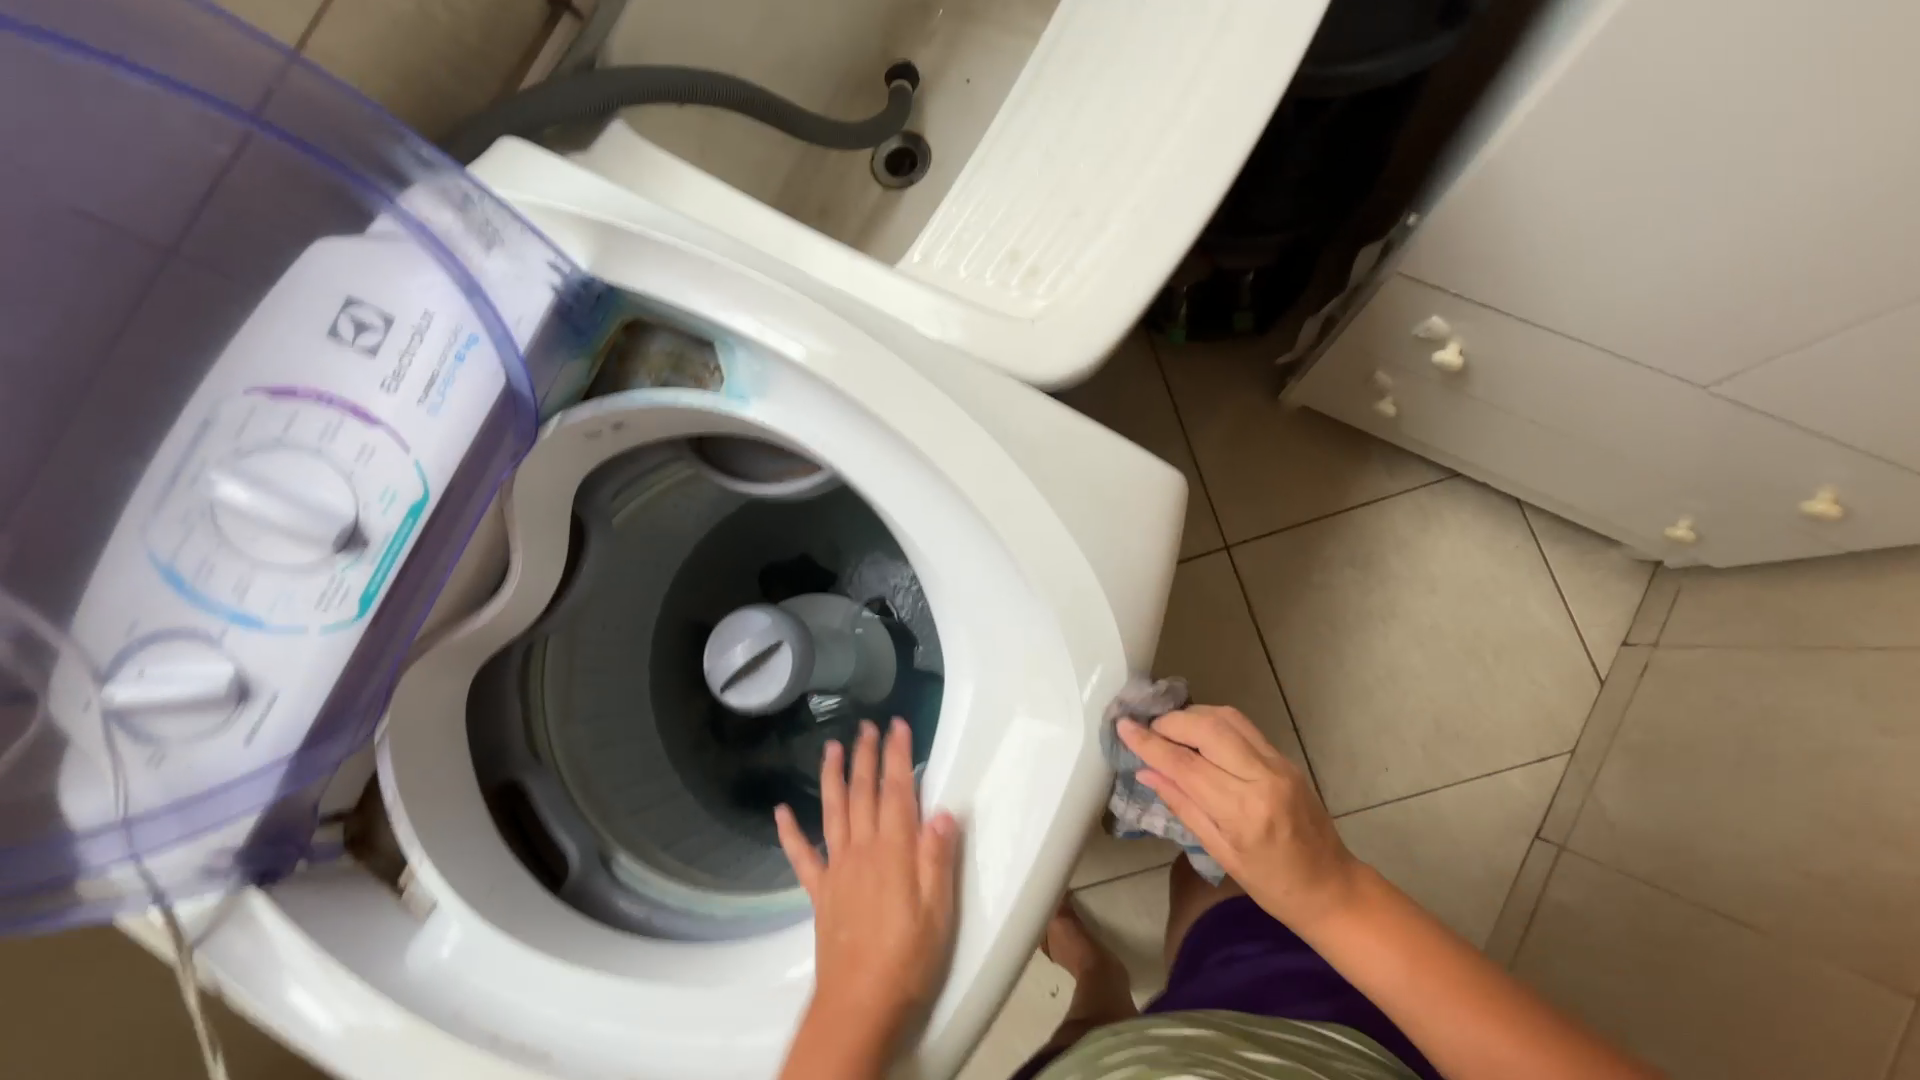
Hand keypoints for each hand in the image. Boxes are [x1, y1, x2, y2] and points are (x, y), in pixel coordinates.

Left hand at [776, 718, 959, 1054]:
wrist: (859, 1004)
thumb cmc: (908, 958)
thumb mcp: (939, 910)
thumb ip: (938, 857)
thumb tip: (944, 809)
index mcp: (895, 851)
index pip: (898, 791)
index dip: (897, 755)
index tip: (896, 725)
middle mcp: (862, 850)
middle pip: (863, 793)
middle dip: (865, 756)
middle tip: (865, 725)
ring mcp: (837, 870)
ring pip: (832, 812)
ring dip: (832, 777)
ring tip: (831, 747)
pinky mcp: (820, 892)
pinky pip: (801, 855)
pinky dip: (790, 831)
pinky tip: (781, 812)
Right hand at [1117, 705, 1360, 931]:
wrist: (1332, 887)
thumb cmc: (1272, 884)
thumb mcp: (1220, 853)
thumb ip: (1182, 806)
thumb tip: (1145, 772)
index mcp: (1243, 812)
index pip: (1185, 765)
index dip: (1149, 743)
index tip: (1123, 727)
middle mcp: (1263, 779)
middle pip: (1207, 728)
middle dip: (1169, 722)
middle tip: (1146, 729)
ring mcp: (1278, 764)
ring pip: (1227, 718)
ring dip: (1192, 715)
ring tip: (1168, 728)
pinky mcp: (1286, 758)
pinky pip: (1243, 727)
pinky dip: (1214, 722)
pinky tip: (1197, 733)